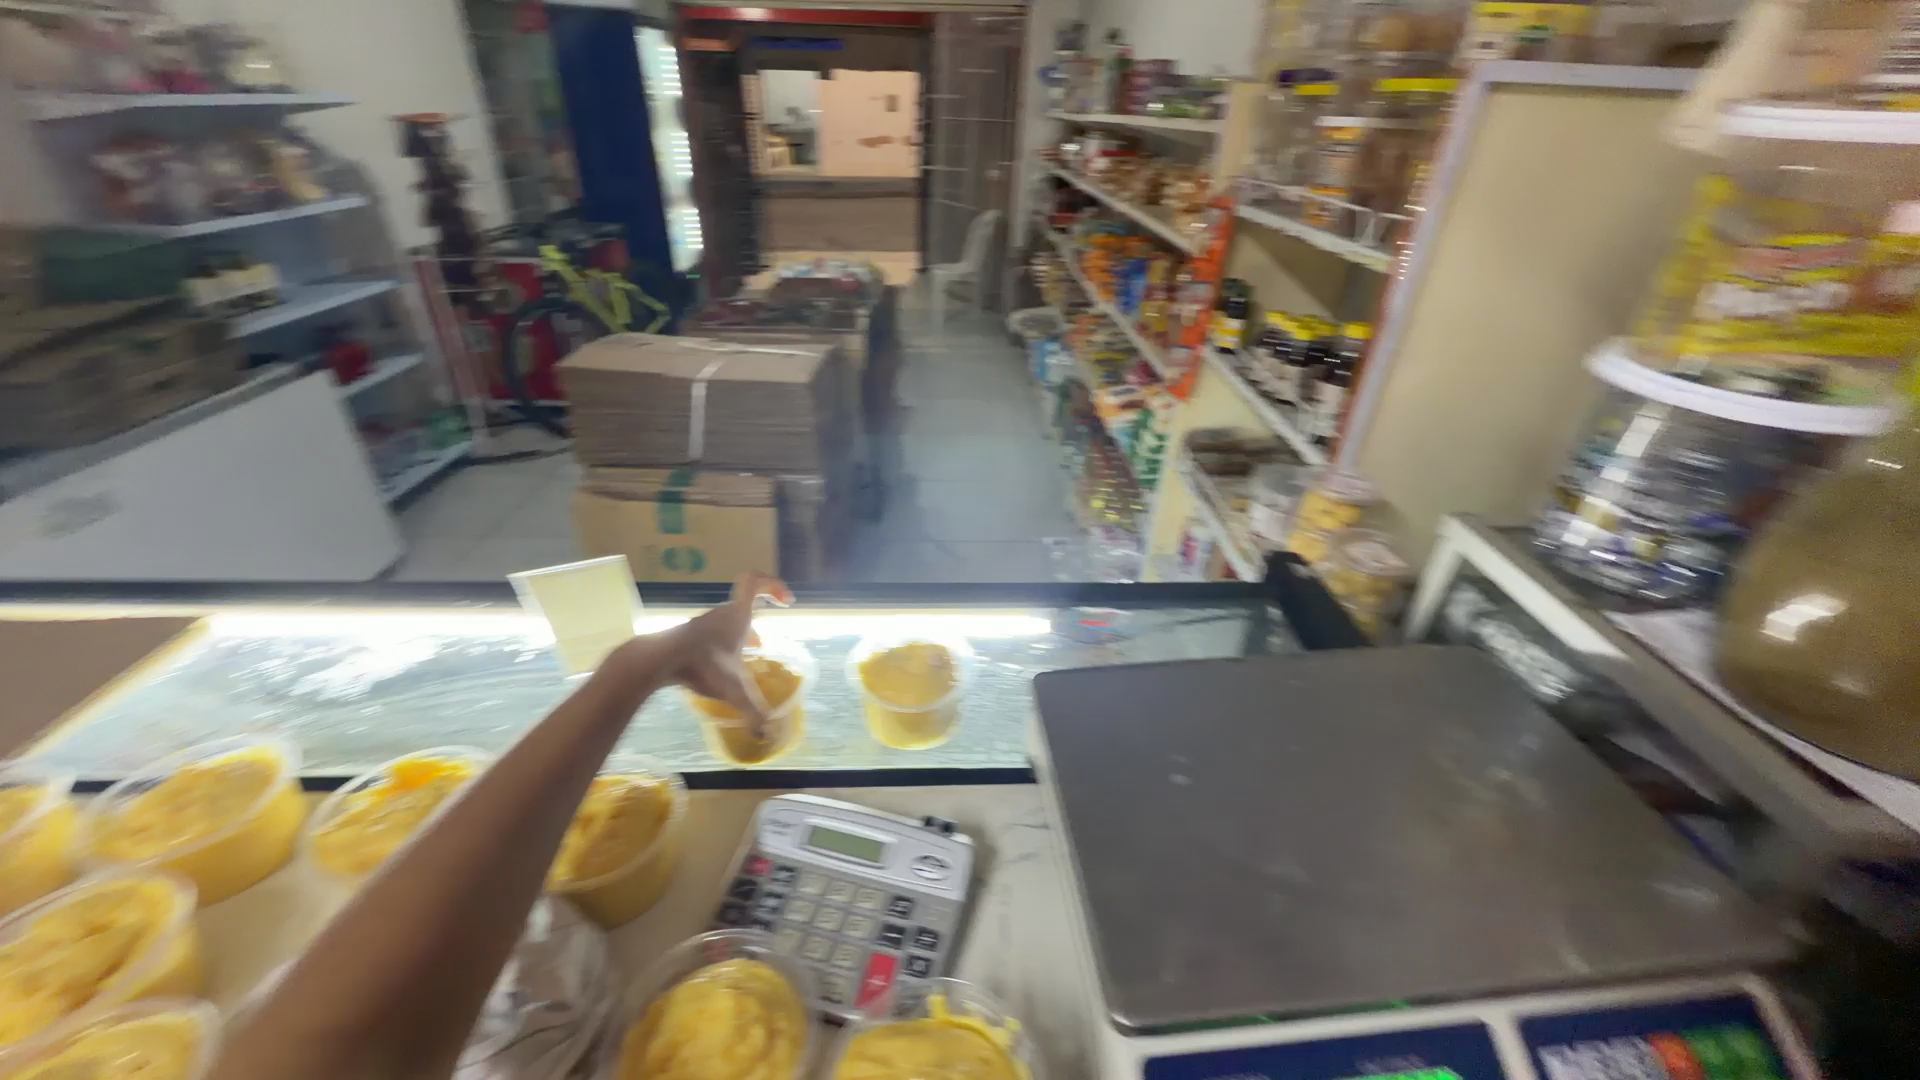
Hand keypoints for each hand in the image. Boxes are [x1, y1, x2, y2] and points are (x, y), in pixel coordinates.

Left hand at [657, 572, 792, 733]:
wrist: (657, 660)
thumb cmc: (702, 665)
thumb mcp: (733, 690)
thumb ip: (751, 712)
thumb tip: (765, 734)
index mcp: (738, 616)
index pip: (755, 582)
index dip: (773, 584)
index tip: (786, 600)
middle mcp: (721, 614)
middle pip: (743, 606)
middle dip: (757, 622)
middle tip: (762, 644)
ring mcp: (702, 624)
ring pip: (727, 622)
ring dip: (738, 635)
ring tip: (742, 660)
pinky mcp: (687, 635)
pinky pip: (712, 634)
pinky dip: (721, 646)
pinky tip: (718, 668)